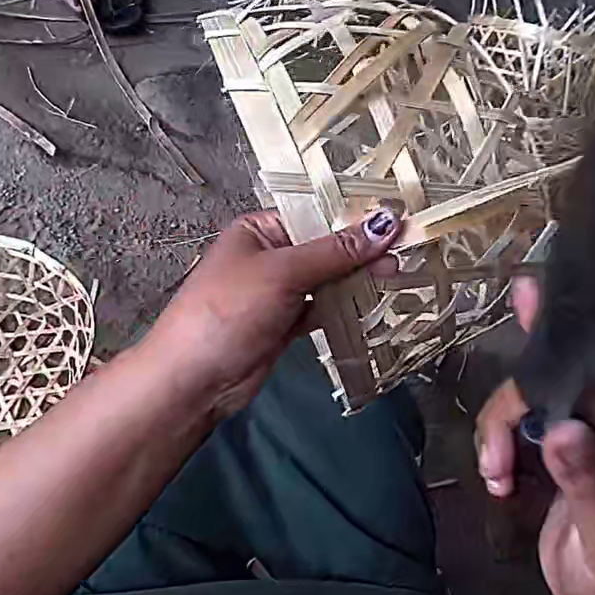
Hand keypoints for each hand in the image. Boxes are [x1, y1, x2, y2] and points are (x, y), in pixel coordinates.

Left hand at [138, 207, 398, 414]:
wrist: (193, 381)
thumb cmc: (229, 311)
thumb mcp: (283, 272)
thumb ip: (336, 251)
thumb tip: (386, 222)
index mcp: (259, 228)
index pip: (314, 213)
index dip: (354, 216)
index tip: (396, 219)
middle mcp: (270, 254)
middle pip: (325, 245)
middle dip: (361, 250)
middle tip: (401, 254)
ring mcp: (279, 290)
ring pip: (327, 277)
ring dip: (356, 278)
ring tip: (395, 275)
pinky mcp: (286, 321)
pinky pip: (323, 306)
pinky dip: (344, 305)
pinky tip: (371, 302)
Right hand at [474, 277, 594, 594]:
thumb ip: (592, 488)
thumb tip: (562, 427)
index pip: (589, 390)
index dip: (552, 354)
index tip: (526, 297)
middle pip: (550, 393)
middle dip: (511, 419)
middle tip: (493, 465)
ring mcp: (585, 450)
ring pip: (528, 411)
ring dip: (500, 436)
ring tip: (495, 480)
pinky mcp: (560, 463)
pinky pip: (520, 434)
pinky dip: (500, 449)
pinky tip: (499, 481)